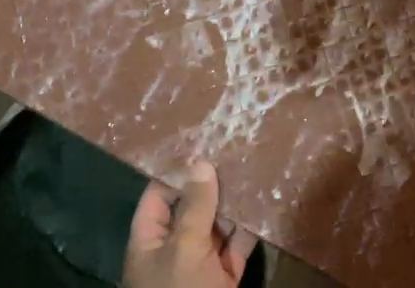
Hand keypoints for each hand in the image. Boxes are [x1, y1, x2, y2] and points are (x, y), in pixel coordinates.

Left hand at [124, 161, 258, 287]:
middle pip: (191, 208)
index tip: (203, 140)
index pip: (158, 196)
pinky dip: (250, 229)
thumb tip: (200, 163)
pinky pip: (237, 248)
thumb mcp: (184, 249)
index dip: (177, 169)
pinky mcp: (224, 281)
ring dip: (235, 204)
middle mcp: (173, 251)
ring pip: (217, 226)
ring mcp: (199, 267)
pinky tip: (265, 204)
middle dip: (213, 183)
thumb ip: (194, 207)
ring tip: (254, 167)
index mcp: (149, 243)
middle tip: (236, 148)